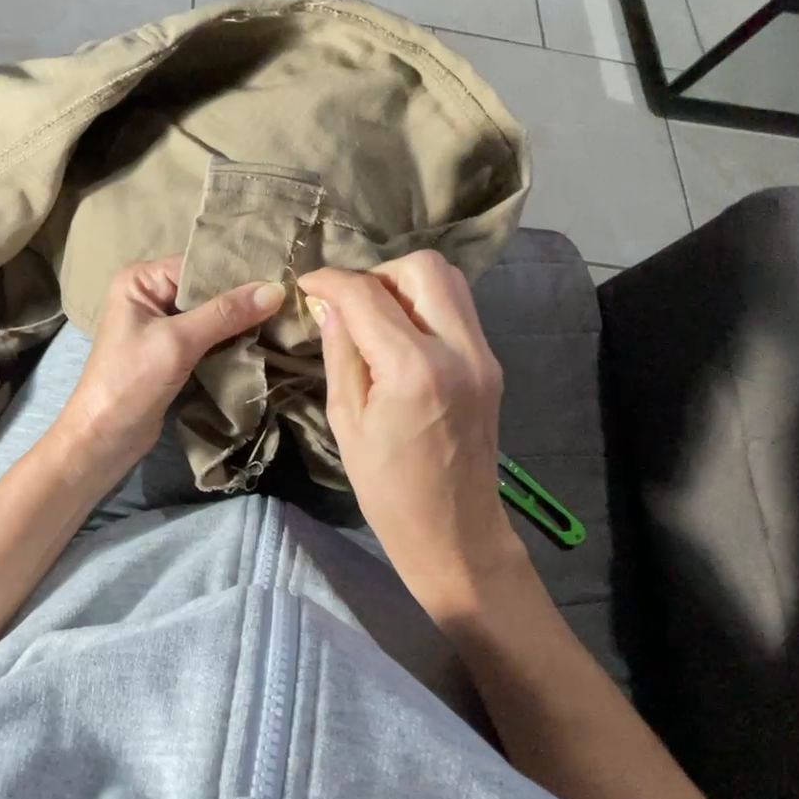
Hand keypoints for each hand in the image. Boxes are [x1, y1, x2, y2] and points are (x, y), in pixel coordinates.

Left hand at [56, 257, 284, 467]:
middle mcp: (150, 295)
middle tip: (291, 301)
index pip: (198, 265)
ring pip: (213, 315)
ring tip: (285, 319)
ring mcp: (162, 326)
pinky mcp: (173, 353)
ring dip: (242, 322)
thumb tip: (277, 289)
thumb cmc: (129, 383)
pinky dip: (232, 340)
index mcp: (140, 280)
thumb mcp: (178, 342)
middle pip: (208, 289)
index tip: (282, 278)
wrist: (103, 440)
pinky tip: (263, 340)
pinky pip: (210, 337)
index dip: (238, 273)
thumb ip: (226, 314)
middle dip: (244, 298)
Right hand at [298, 250, 526, 601]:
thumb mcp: (346, 419)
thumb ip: (340, 352)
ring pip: (448, 280)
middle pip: (422, 268)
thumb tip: (328, 305)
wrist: (455, 531)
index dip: (330, 280)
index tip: (307, 284)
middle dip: (376, 274)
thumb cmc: (387, 488)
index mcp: (414, 370)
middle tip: (349, 304)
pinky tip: (399, 335)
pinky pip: (458, 308)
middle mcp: (459, 350)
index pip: (368, 295)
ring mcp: (483, 354)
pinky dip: (424, 304)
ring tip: (374, 316)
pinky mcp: (491, 363)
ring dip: (404, 285)